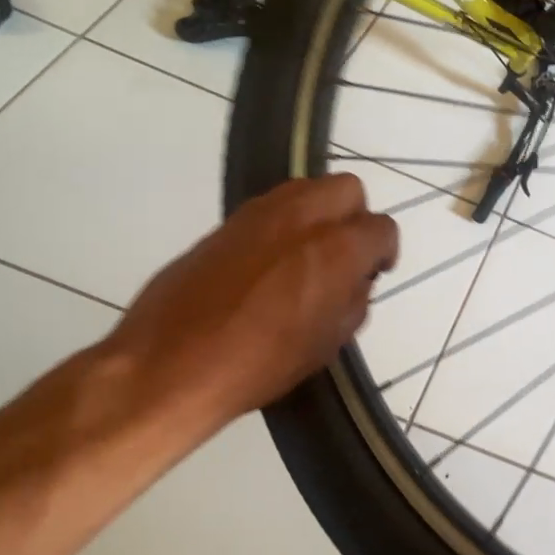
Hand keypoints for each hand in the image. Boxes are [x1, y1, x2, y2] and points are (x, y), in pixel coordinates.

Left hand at [109, 174, 398, 420]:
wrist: (171, 365)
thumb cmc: (261, 364)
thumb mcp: (328, 342)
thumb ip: (353, 301)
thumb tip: (355, 280)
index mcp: (337, 248)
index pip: (382, 229)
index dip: (383, 251)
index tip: (374, 273)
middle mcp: (304, 217)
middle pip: (348, 189)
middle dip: (354, 216)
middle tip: (344, 253)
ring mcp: (261, 214)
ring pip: (307, 189)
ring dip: (318, 214)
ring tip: (307, 255)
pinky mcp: (226, 223)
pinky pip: (271, 208)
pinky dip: (283, 224)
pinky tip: (271, 264)